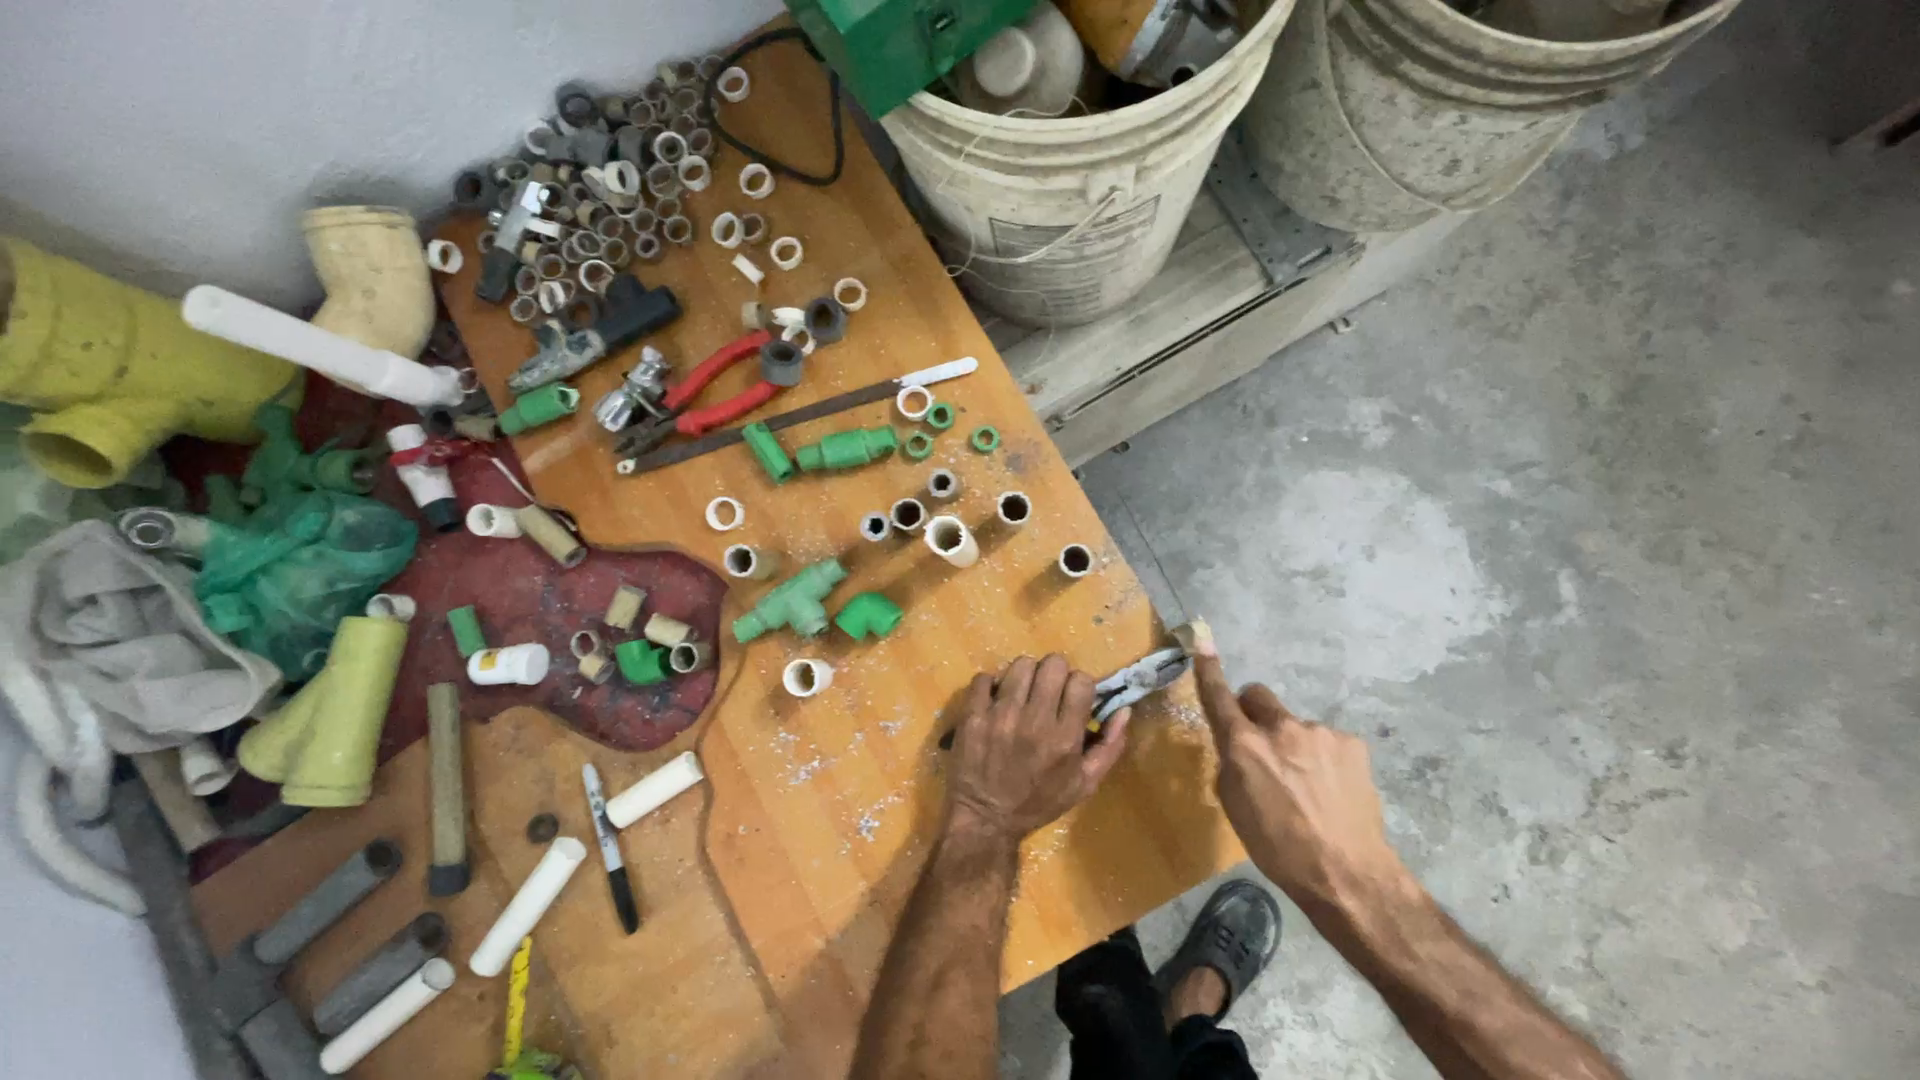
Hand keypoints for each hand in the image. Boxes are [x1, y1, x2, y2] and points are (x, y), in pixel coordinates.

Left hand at [944, 654, 1130, 848]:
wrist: (986, 818)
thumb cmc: (1039, 803)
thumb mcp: (1084, 785)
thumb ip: (1109, 747)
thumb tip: (1124, 710)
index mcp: (1065, 738)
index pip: (1081, 680)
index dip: (1079, 685)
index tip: (1072, 697)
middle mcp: (1034, 721)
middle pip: (1052, 664)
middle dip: (1054, 673)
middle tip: (1047, 691)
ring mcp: (1000, 716)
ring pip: (1020, 665)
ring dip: (1025, 675)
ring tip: (1021, 694)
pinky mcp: (973, 716)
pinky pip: (984, 678)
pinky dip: (991, 685)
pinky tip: (994, 700)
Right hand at [1192, 648, 1404, 909]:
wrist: (1345, 872)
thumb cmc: (1277, 848)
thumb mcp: (1235, 809)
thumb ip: (1231, 767)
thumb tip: (1238, 751)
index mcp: (1244, 746)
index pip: (1219, 697)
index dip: (1208, 669)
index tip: (1202, 640)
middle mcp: (1280, 728)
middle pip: (1258, 697)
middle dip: (1255, 714)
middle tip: (1265, 751)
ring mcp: (1319, 733)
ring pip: (1295, 726)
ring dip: (1294, 745)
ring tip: (1309, 788)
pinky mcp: (1351, 743)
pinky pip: (1326, 742)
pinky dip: (1324, 759)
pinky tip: (1332, 790)